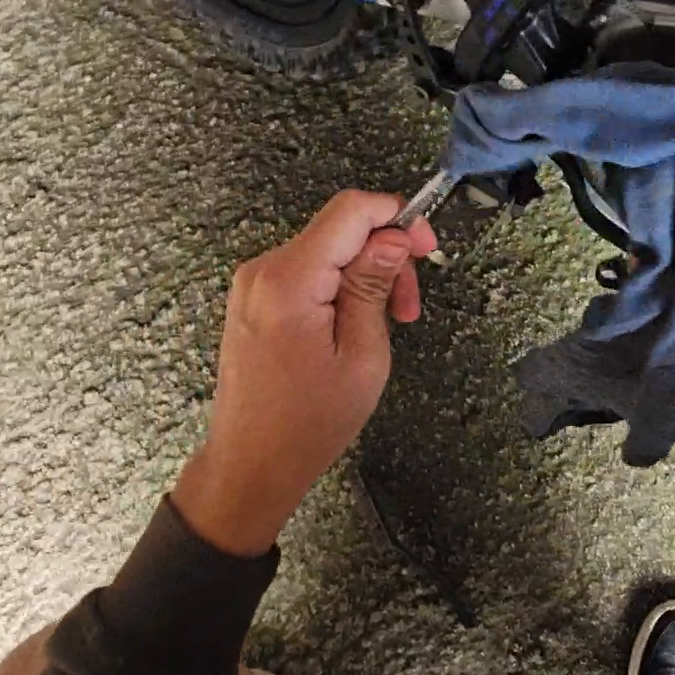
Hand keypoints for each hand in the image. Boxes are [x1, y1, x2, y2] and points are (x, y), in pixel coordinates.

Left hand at [173, 191, 437, 555]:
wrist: (250, 463)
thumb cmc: (306, 424)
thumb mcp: (362, 356)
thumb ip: (374, 286)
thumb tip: (392, 237)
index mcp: (289, 282)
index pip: (349, 211)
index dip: (395, 218)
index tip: (424, 244)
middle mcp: (263, 272)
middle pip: (340, 229)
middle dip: (385, 256)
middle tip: (409, 304)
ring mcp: (254, 284)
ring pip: (327, 250)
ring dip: (365, 276)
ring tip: (387, 322)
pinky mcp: (255, 299)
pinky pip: (307, 271)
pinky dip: (339, 286)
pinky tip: (356, 323)